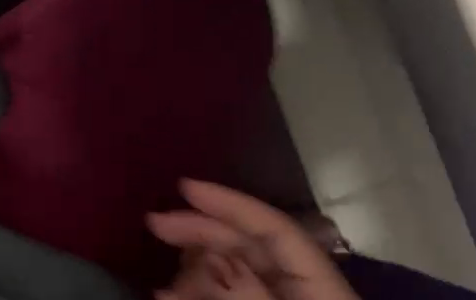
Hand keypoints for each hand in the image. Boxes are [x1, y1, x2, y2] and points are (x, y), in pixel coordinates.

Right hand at [148, 180, 357, 299]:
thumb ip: (251, 294)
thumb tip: (214, 261)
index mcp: (322, 285)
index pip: (276, 228)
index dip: (230, 202)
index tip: (183, 186)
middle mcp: (302, 287)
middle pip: (247, 244)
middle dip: (199, 234)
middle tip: (154, 224)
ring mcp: (280, 299)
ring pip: (231, 270)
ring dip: (193, 271)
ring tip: (165, 288)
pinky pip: (227, 294)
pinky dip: (197, 291)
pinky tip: (169, 296)